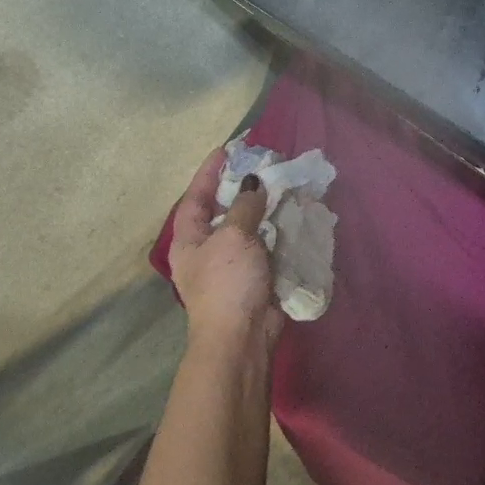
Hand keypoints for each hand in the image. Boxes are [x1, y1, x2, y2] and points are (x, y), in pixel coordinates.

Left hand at [168, 149, 284, 356]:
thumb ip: (245, 206)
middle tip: (263, 163)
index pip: (196, 197)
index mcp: (190, 239)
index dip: (210, 172)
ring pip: (248, 225)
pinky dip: (279, 227)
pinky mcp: (256, 274)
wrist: (242, 336)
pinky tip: (294, 213)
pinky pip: (267, 242)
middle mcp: (208, 249)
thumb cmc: (228, 283)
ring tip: (283, 183)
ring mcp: (232, 263)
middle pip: (223, 209)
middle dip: (242, 187)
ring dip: (264, 206)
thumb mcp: (233, 237)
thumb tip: (254, 183)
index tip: (227, 149)